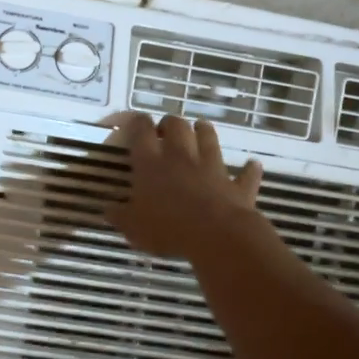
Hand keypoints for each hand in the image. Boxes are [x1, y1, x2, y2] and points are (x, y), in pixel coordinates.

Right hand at [106, 113, 265, 259]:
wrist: (217, 236)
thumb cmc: (167, 227)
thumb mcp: (132, 227)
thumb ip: (118, 215)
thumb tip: (106, 209)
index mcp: (151, 163)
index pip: (141, 130)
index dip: (137, 123)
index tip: (134, 125)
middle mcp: (181, 157)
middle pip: (176, 125)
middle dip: (170, 123)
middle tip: (164, 131)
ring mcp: (212, 167)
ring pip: (209, 138)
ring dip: (204, 131)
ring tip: (200, 130)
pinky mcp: (236, 185)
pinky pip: (246, 173)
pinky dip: (249, 169)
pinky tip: (252, 165)